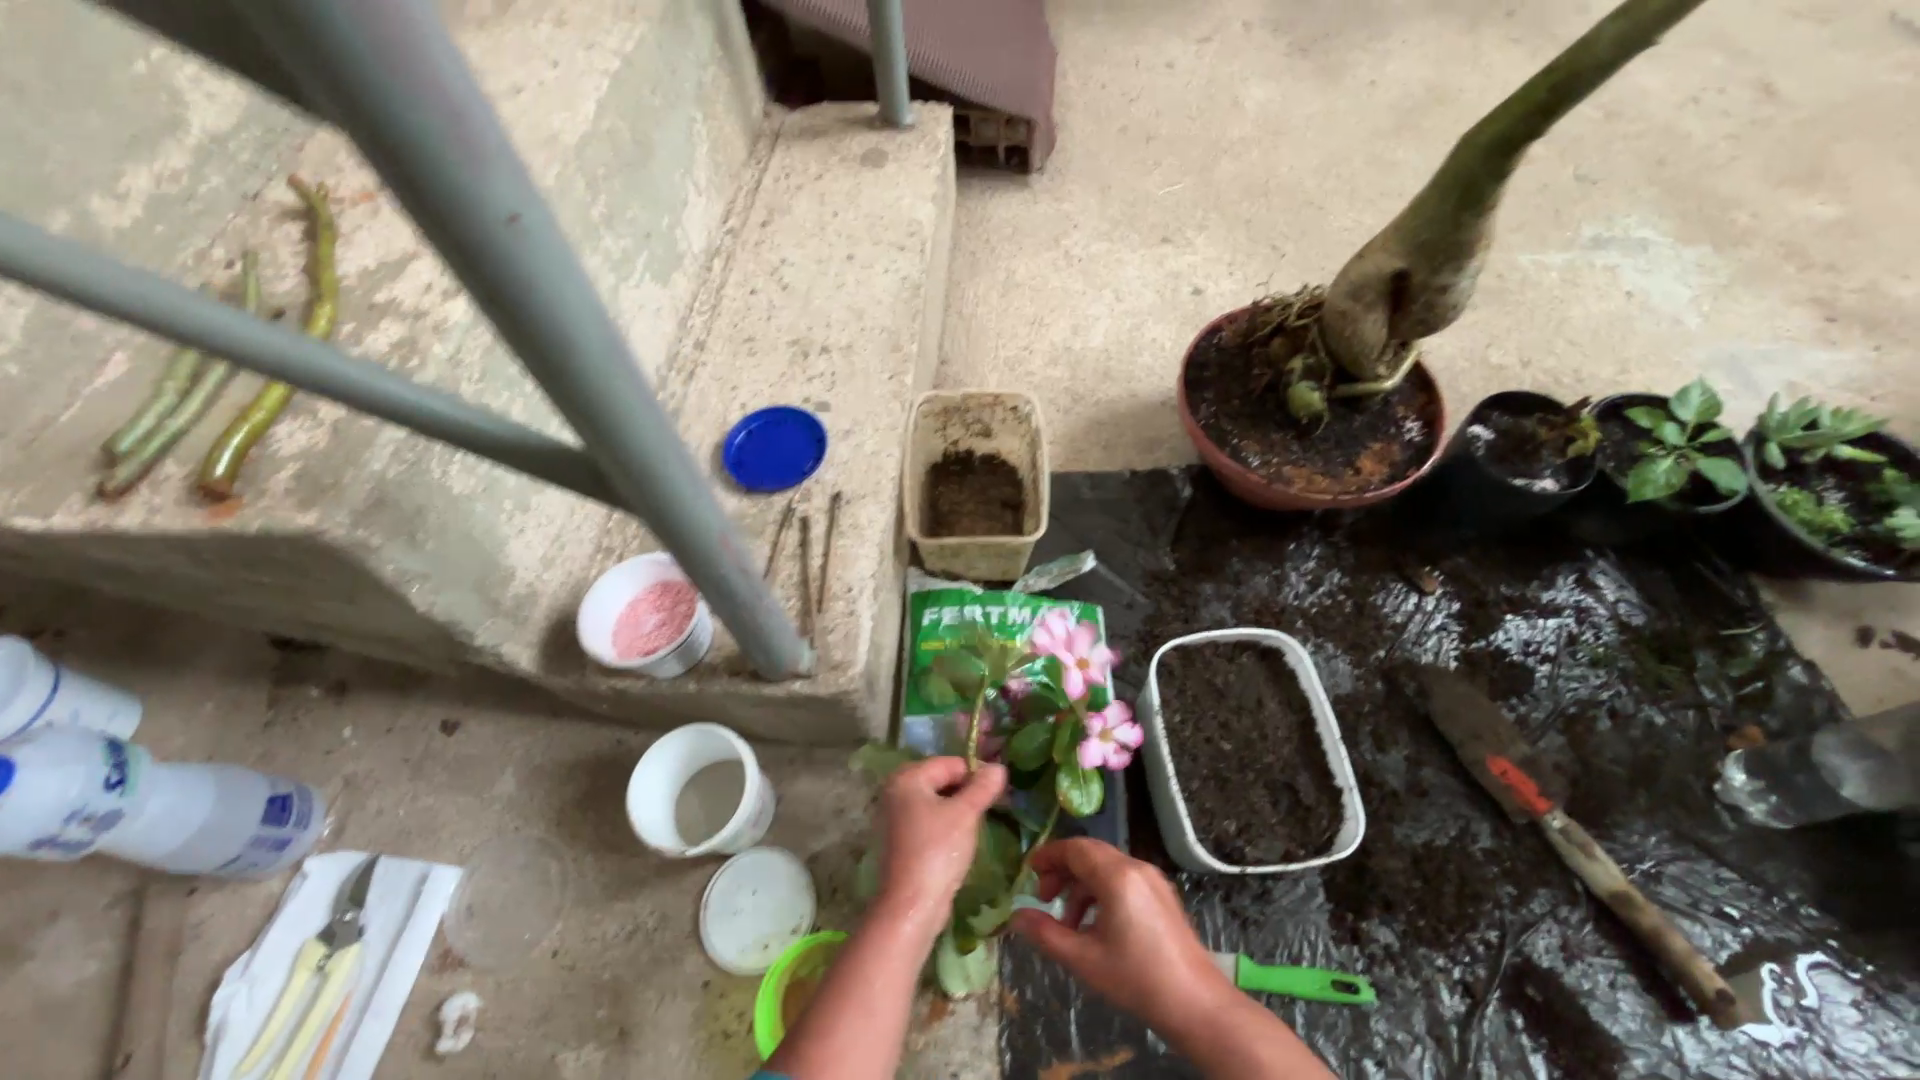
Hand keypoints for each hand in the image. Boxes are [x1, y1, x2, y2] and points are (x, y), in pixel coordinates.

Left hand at [875, 757, 1006, 935]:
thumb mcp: (966, 814)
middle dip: (967, 792)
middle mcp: (895, 791)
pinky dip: (946, 824)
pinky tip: (960, 841)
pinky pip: (928, 820)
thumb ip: (983, 787)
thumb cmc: (938, 851)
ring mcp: (895, 816)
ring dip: (958, 809)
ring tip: (976, 826)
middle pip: (941, 780)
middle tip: (989, 809)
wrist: (912, 904)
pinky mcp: (900, 839)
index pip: (950, 763)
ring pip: (936, 802)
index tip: (997, 793)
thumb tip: (999, 767)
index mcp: (907, 778)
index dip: (976, 775)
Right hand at [1010, 838, 1233, 1035]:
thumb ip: (1045, 934)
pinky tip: (1095, 926)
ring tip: (1068, 922)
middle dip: (1063, 871)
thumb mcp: (1083, 959)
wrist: (1196, 1003)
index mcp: (1117, 876)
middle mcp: (1137, 868)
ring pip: (1107, 867)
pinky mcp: (1163, 896)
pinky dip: (1102, 892)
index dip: (1048, 856)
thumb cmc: (1136, 979)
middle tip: (1044, 897)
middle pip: (1091, 854)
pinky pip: (1124, 880)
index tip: (1028, 873)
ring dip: (1082, 886)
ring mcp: (1153, 881)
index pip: (1075, 848)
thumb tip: (1015, 917)